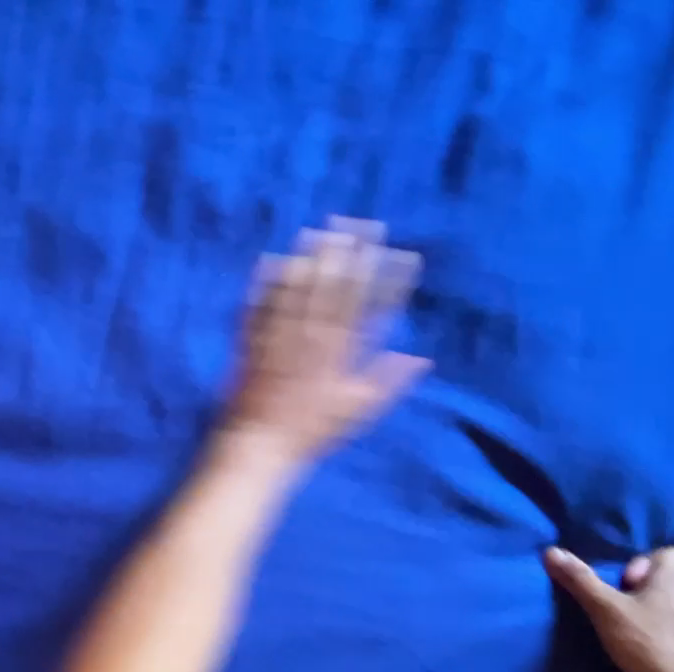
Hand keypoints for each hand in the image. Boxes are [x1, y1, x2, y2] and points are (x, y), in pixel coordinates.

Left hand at [221, 217, 429, 466]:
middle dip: (346, 256)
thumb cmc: (310, 433)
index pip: (366, 309)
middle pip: (331, 292)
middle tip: (355, 224)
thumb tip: (421, 358)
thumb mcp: (356, 411)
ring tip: (319, 231)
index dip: (384, 279)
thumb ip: (387, 382)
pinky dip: (266, 285)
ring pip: (297, 293)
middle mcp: (310, 341)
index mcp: (338, 356)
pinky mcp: (251, 343)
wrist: (258, 445)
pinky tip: (273, 260)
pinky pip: (259, 308)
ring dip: (308, 261)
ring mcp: (278, 339)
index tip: (399, 252)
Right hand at [544, 546, 673, 671]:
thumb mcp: (605, 607)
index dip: (642, 564)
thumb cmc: (645, 640)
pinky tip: (639, 645)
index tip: (623, 585)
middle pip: (669, 578)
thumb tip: (551, 551)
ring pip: (673, 603)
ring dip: (651, 609)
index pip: (669, 554)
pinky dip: (659, 629)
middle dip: (644, 587)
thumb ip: (579, 579)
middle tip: (621, 603)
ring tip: (627, 625)